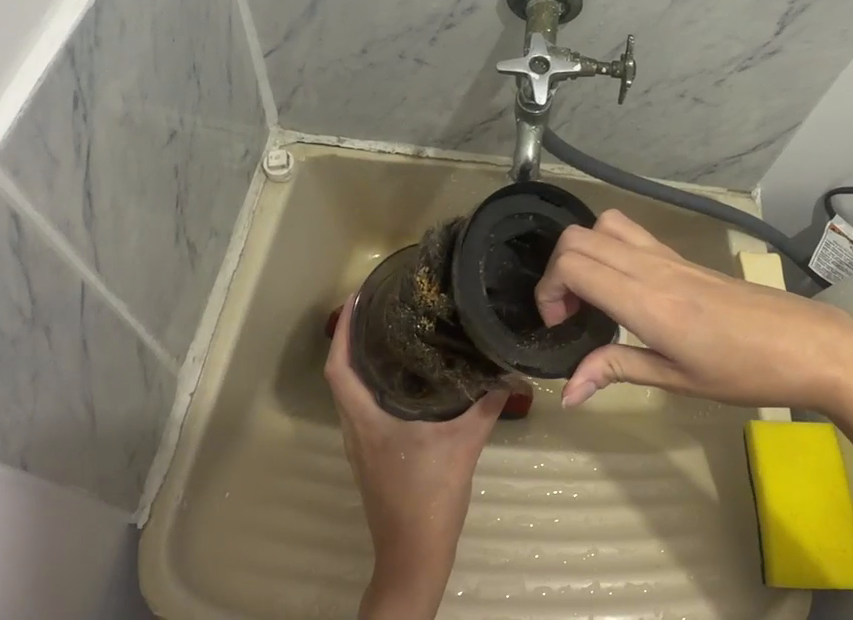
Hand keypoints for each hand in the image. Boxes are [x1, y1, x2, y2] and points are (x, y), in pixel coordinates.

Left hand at [325, 297, 506, 619]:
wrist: (413, 554)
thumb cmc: (430, 496)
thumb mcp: (465, 444)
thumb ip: (488, 405)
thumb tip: (512, 371)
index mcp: (367, 419)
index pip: (339, 366)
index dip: (342, 330)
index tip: (355, 297)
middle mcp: (355, 427)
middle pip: (342, 375)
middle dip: (353, 338)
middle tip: (378, 305)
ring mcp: (360, 444)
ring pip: (351, 393)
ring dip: (361, 362)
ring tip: (389, 332)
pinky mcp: (370, 455)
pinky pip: (363, 408)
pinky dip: (373, 385)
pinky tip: (403, 378)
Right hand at [536, 210, 852, 412]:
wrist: (808, 344)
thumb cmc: (745, 371)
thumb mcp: (678, 380)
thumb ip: (617, 370)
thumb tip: (567, 392)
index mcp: (647, 300)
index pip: (573, 264)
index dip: (548, 290)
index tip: (557, 325)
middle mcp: (652, 266)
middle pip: (578, 236)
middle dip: (556, 270)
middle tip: (568, 314)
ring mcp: (669, 256)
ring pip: (604, 225)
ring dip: (582, 253)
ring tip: (590, 298)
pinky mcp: (683, 257)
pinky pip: (630, 235)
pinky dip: (606, 251)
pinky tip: (621, 292)